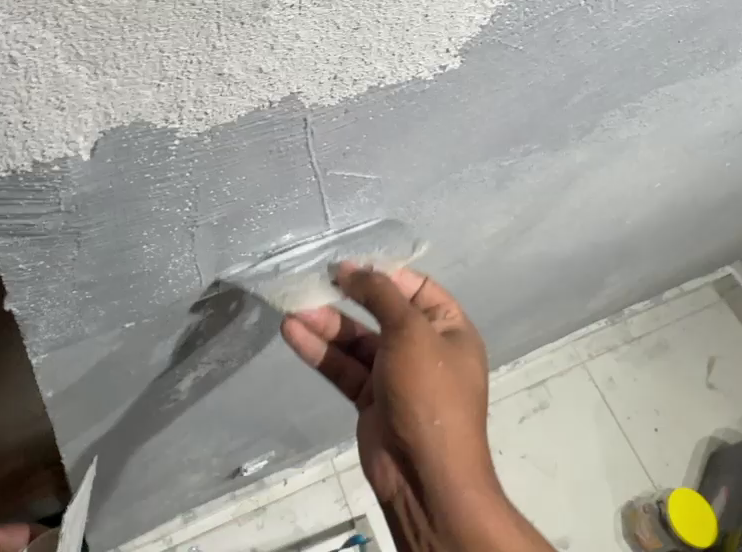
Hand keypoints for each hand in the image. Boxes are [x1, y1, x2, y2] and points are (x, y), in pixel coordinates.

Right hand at [281, 265, 552, 551]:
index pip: (414, 287)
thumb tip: (351, 269)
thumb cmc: (429, 392)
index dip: (382, 273)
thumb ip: (380, 295)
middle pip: (380, 312)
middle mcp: (423, 348)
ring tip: (293, 307)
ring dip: (327, 323)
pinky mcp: (370, 399)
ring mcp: (395, 375)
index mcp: (448, 328)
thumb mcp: (410, 331)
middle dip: (348, 296)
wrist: (425, 476)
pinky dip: (320, 350)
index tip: (348, 264)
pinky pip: (344, 366)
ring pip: (356, 340)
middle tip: (316, 279)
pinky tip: (293, 332)